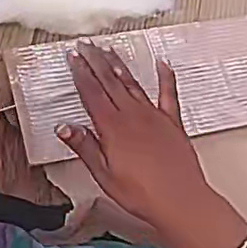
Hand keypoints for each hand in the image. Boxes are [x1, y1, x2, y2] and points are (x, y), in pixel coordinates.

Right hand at [56, 45, 245, 247]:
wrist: (182, 202)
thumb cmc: (143, 193)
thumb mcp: (104, 174)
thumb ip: (85, 147)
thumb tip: (64, 128)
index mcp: (113, 127)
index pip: (91, 92)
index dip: (80, 72)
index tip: (72, 58)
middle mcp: (133, 115)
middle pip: (110, 80)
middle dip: (95, 60)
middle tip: (85, 45)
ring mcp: (154, 116)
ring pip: (132, 82)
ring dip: (118, 64)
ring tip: (108, 50)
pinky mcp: (172, 122)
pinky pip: (168, 93)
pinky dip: (165, 77)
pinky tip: (162, 64)